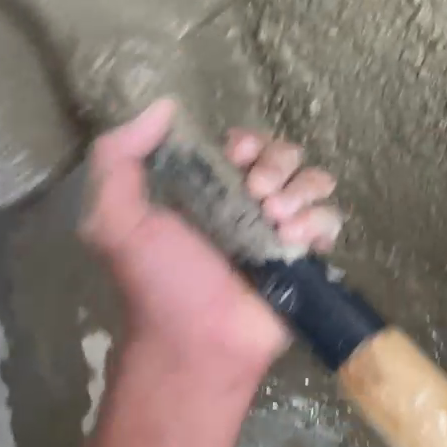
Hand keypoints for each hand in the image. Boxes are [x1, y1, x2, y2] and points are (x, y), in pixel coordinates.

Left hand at [80, 99, 344, 390]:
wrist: (199, 341)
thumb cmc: (159, 282)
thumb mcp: (115, 219)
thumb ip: (120, 158)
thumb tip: (166, 106)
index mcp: (209, 188)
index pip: (245, 143)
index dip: (249, 142)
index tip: (238, 158)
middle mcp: (250, 201)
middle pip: (286, 155)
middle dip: (278, 165)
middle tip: (260, 197)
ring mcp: (283, 226)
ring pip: (315, 180)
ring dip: (302, 191)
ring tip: (279, 221)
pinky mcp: (310, 253)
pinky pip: (331, 218)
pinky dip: (318, 222)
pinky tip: (295, 241)